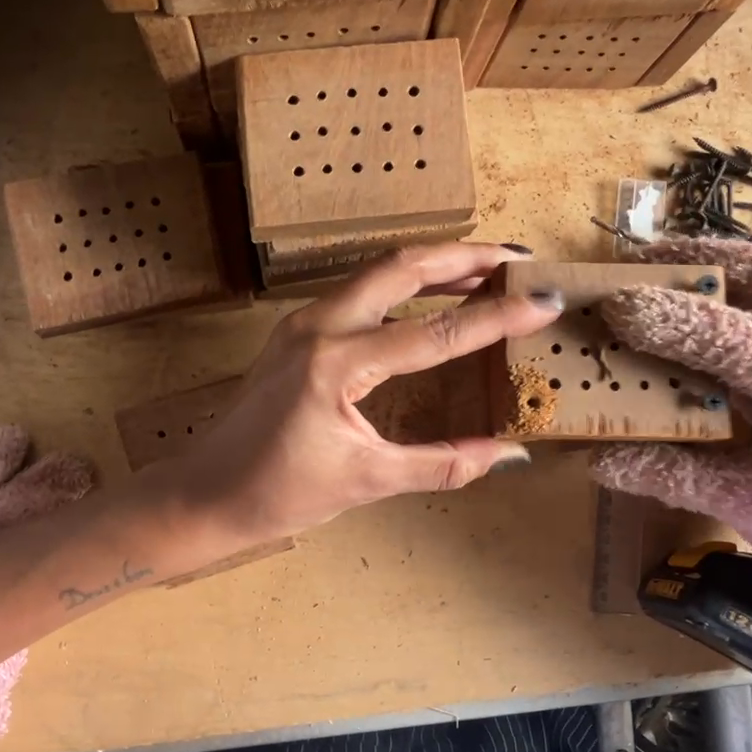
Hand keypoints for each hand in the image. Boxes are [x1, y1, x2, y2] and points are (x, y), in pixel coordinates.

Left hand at [169, 242, 562, 546]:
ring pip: (376, 273)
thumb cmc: (279, 493)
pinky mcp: (294, 332)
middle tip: (515, 259)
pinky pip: (357, 293)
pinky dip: (400, 287)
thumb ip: (443, 464)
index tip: (544, 302)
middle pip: (401, 268)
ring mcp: (301, 324)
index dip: (496, 318)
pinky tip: (428, 299)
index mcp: (337, 363)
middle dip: (463, 258)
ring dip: (431, 266)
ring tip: (483, 269)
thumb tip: (509, 456)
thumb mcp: (368, 480)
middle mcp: (318, 328)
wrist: (207, 494)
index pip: (435, 332)